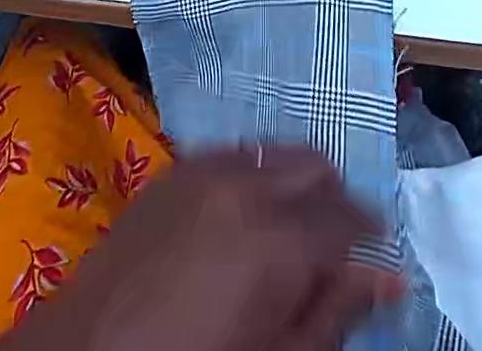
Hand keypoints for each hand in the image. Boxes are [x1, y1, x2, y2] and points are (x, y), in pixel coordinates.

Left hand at [0, 148, 400, 350]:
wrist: (94, 347)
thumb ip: (336, 311)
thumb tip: (388, 275)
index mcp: (281, 238)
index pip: (348, 216)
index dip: (368, 233)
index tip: (374, 249)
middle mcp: (246, 187)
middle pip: (313, 166)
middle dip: (332, 195)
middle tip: (331, 237)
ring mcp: (204, 170)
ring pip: (271, 151)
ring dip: (291, 176)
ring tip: (289, 219)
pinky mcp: (172, 170)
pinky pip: (228, 153)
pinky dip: (250, 169)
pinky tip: (243, 203)